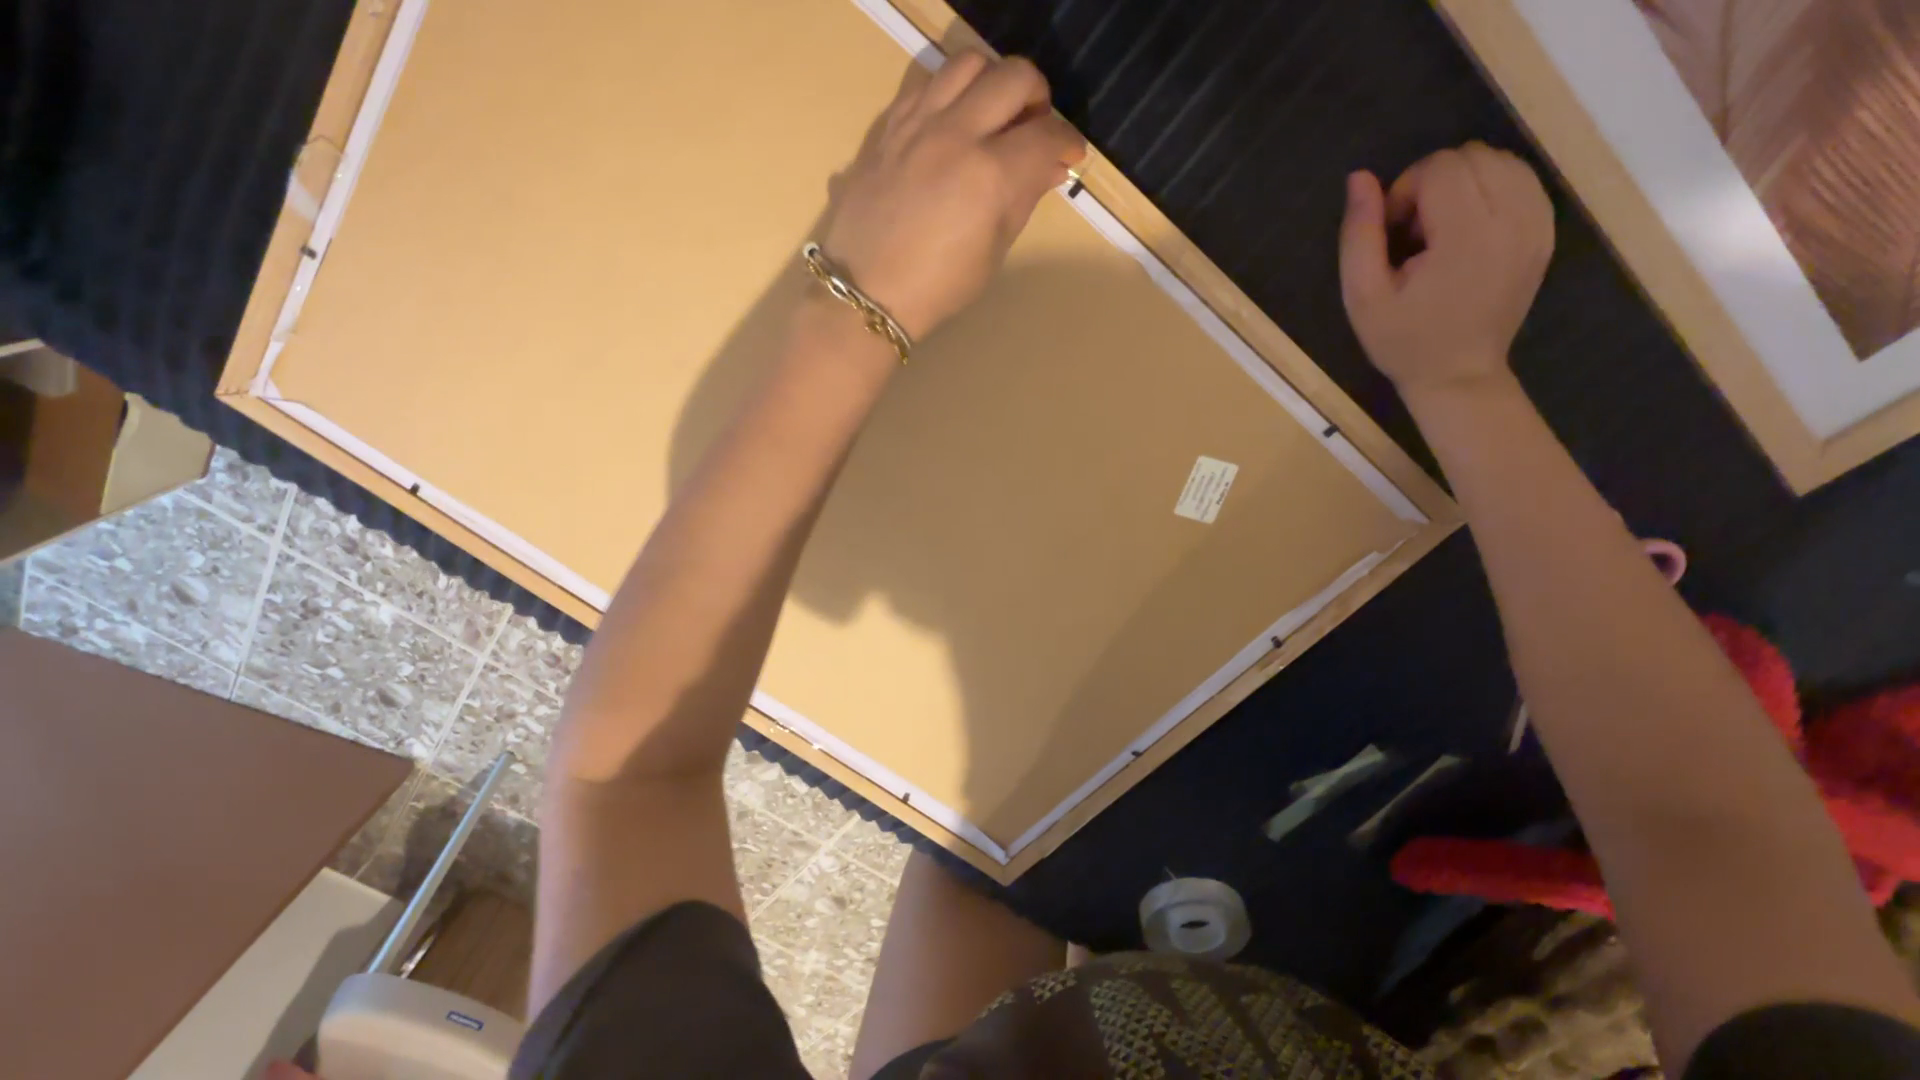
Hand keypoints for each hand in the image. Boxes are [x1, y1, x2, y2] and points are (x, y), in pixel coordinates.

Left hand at [819, 52, 1086, 341]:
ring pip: (968, 64)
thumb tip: (1050, 167)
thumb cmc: (937, 285)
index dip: (1068, 143)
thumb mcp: (993, 250)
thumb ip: (1024, 198)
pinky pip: (927, 84)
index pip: (1047, 135)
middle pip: (1014, 77)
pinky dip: (951, 93)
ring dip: (993, 81)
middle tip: (1035, 126)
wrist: (866, 292)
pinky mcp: (889, 127)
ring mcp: (917, 124)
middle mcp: (956, 134)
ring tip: (994, 114)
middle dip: (1038, 97)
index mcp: (989, 174)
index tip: (1070, 156)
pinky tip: (954, 123)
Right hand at [1338, 142, 1554, 396]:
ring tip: (1444, 229)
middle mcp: (1513, 221)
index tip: (1394, 234)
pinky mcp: (1546, 232)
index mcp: (1467, 237)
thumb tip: (1361, 177)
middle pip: (1472, 156)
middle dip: (1434, 183)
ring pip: (1501, 161)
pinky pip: (1522, 181)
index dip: (1405, 191)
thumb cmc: (1403, 340)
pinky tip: (1471, 228)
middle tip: (1417, 233)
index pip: (1439, 167)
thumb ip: (1359, 233)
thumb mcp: (1362, 295)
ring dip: (1464, 183)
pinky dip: (1492, 190)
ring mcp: (1537, 225)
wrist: (1459, 375)